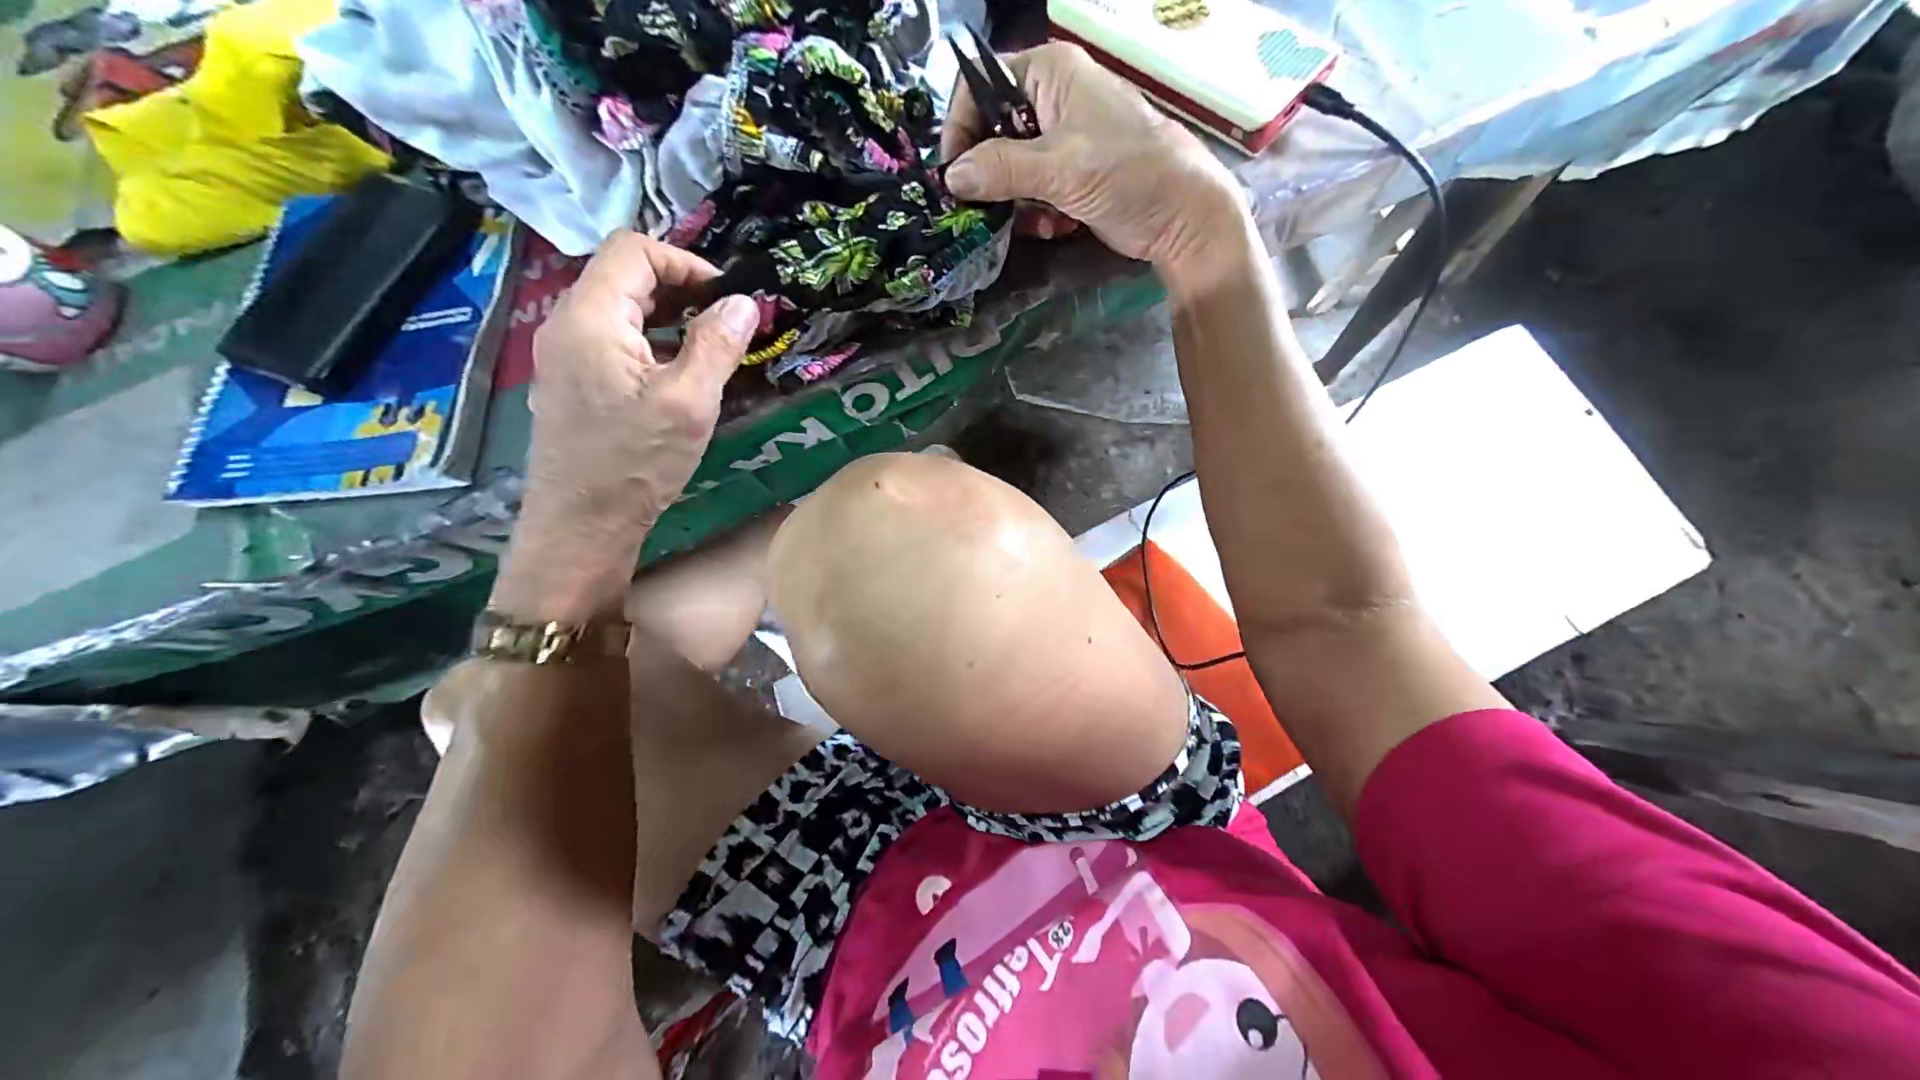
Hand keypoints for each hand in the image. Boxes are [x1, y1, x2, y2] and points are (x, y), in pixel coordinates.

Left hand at [493, 232, 758, 622]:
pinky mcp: (572, 383)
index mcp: (590, 317)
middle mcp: (567, 325)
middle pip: (624, 276)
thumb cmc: (634, 464)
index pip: (633, 249)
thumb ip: (717, 345)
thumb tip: (744, 303)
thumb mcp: (689, 403)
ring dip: (669, 317)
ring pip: (620, 310)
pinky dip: (651, 342)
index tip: (728, 298)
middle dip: (682, 289)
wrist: (580, 526)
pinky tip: (681, 376)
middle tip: (728, 322)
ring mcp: (564, 355)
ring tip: (712, 348)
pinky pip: (613, 341)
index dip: (686, 262)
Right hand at [941, 42, 1244, 271]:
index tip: (953, 174)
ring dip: (1014, 201)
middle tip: (987, 206)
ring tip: (1033, 220)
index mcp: (1049, 73)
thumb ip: (1001, 168)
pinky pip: (1031, 190)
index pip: (982, 86)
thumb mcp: (1059, 168)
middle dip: (990, 173)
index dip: (961, 128)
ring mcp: (1061, 139)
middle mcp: (1052, 99)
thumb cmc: (1127, 173)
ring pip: (1009, 167)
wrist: (1180, 216)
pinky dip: (1035, 212)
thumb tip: (951, 176)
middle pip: (992, 131)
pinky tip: (1053, 227)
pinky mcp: (1069, 175)